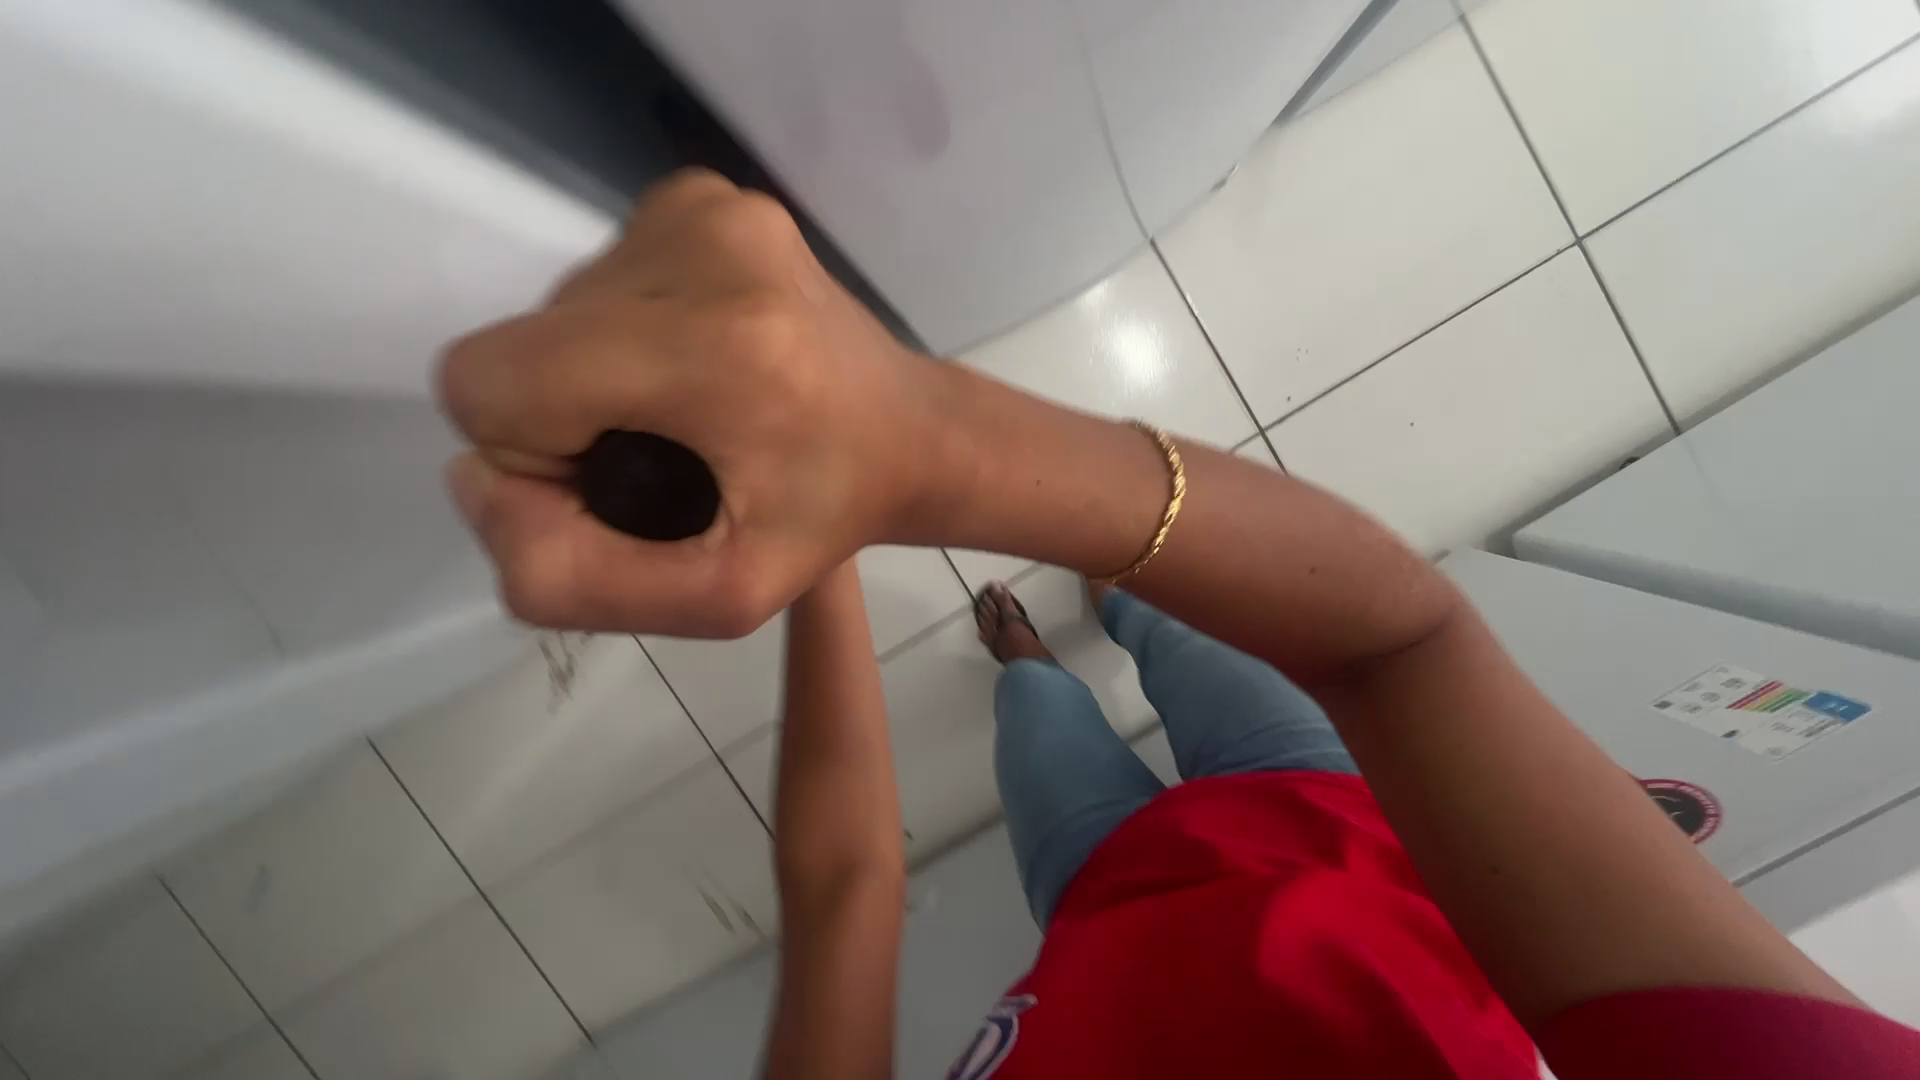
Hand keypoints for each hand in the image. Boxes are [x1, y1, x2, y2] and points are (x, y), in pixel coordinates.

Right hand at [438, 170, 949, 636]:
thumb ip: (568, 575)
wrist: (910, 433)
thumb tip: (476, 479)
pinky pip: (607, 275)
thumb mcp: (715, 598)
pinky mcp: (711, 197)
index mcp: (716, 350)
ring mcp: (710, 209)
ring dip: (600, 376)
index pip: (493, 388)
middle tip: (669, 454)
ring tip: (697, 410)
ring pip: (558, 310)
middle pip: (521, 346)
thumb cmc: (826, 519)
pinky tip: (702, 363)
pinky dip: (631, 330)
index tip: (625, 484)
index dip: (534, 460)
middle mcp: (708, 249)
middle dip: (565, 420)